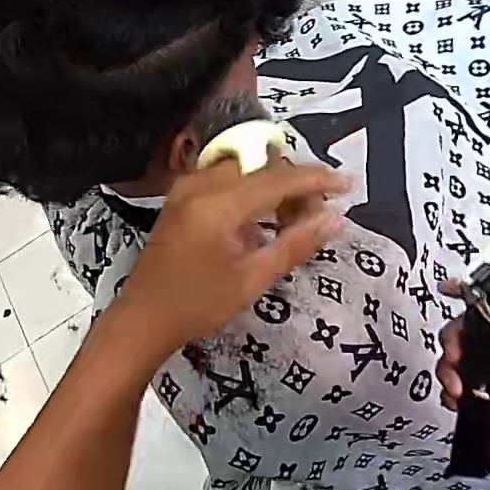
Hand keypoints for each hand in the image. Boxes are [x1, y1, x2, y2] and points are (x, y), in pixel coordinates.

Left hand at [110, 158, 350, 356]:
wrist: (141, 320)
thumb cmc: (197, 305)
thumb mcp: (252, 279)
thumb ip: (295, 244)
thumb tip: (335, 219)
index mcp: (217, 204)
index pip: (278, 178)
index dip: (317, 179)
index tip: (348, 184)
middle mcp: (200, 185)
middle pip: (263, 168)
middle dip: (297, 185)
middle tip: (320, 214)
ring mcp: (187, 189)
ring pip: (246, 172)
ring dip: (276, 189)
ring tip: (297, 220)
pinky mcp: (182, 199)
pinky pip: (228, 182)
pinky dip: (253, 194)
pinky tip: (267, 222)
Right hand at [437, 303, 489, 489]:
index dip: (477, 296)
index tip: (452, 290)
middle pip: (474, 331)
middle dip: (455, 336)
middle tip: (455, 355)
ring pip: (463, 359)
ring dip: (449, 366)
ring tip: (457, 387)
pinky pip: (464, 391)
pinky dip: (451, 392)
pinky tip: (457, 400)